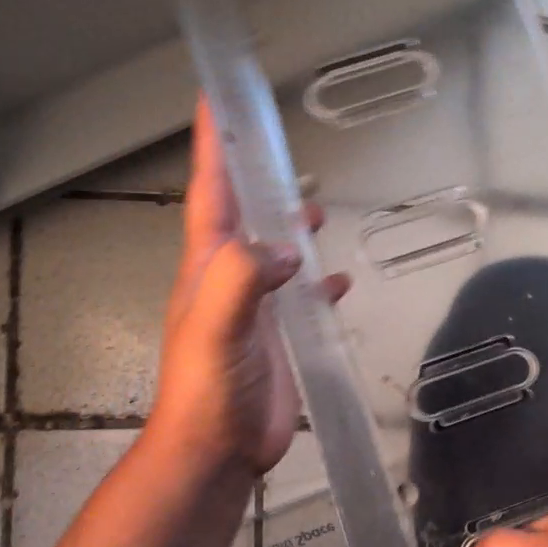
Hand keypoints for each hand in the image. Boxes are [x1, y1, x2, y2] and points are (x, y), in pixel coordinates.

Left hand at [146, 97, 349, 474]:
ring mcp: (255, 308)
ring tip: (317, 209)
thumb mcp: (218, 324)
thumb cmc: (211, 386)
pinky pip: (302, 296)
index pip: (211, 192)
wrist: (218, 450)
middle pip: (244, 216)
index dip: (214, 145)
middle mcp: (229, 277)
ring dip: (291, 228)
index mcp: (208, 265)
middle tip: (282, 150)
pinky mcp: (280, 336)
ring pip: (275, 253)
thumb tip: (289, 248)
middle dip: (258, 179)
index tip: (217, 96)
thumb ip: (244, 277)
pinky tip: (339, 280)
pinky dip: (319, 282)